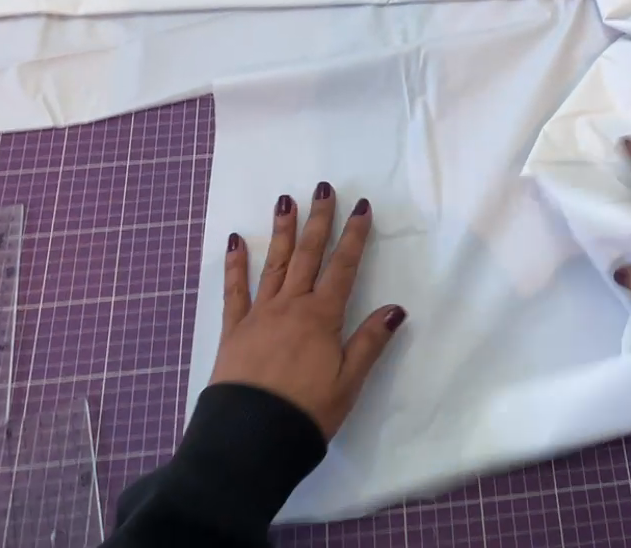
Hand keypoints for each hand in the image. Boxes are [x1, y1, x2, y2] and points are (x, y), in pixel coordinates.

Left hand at [210, 182, 406, 437]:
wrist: (248, 442)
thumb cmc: (306, 414)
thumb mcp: (348, 383)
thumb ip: (370, 342)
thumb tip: (396, 307)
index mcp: (322, 317)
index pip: (343, 267)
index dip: (354, 235)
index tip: (361, 205)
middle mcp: (291, 306)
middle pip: (308, 255)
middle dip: (318, 219)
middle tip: (323, 187)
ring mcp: (259, 314)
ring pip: (274, 264)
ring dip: (282, 230)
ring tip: (286, 200)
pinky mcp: (234, 330)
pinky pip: (235, 291)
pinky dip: (235, 265)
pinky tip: (236, 241)